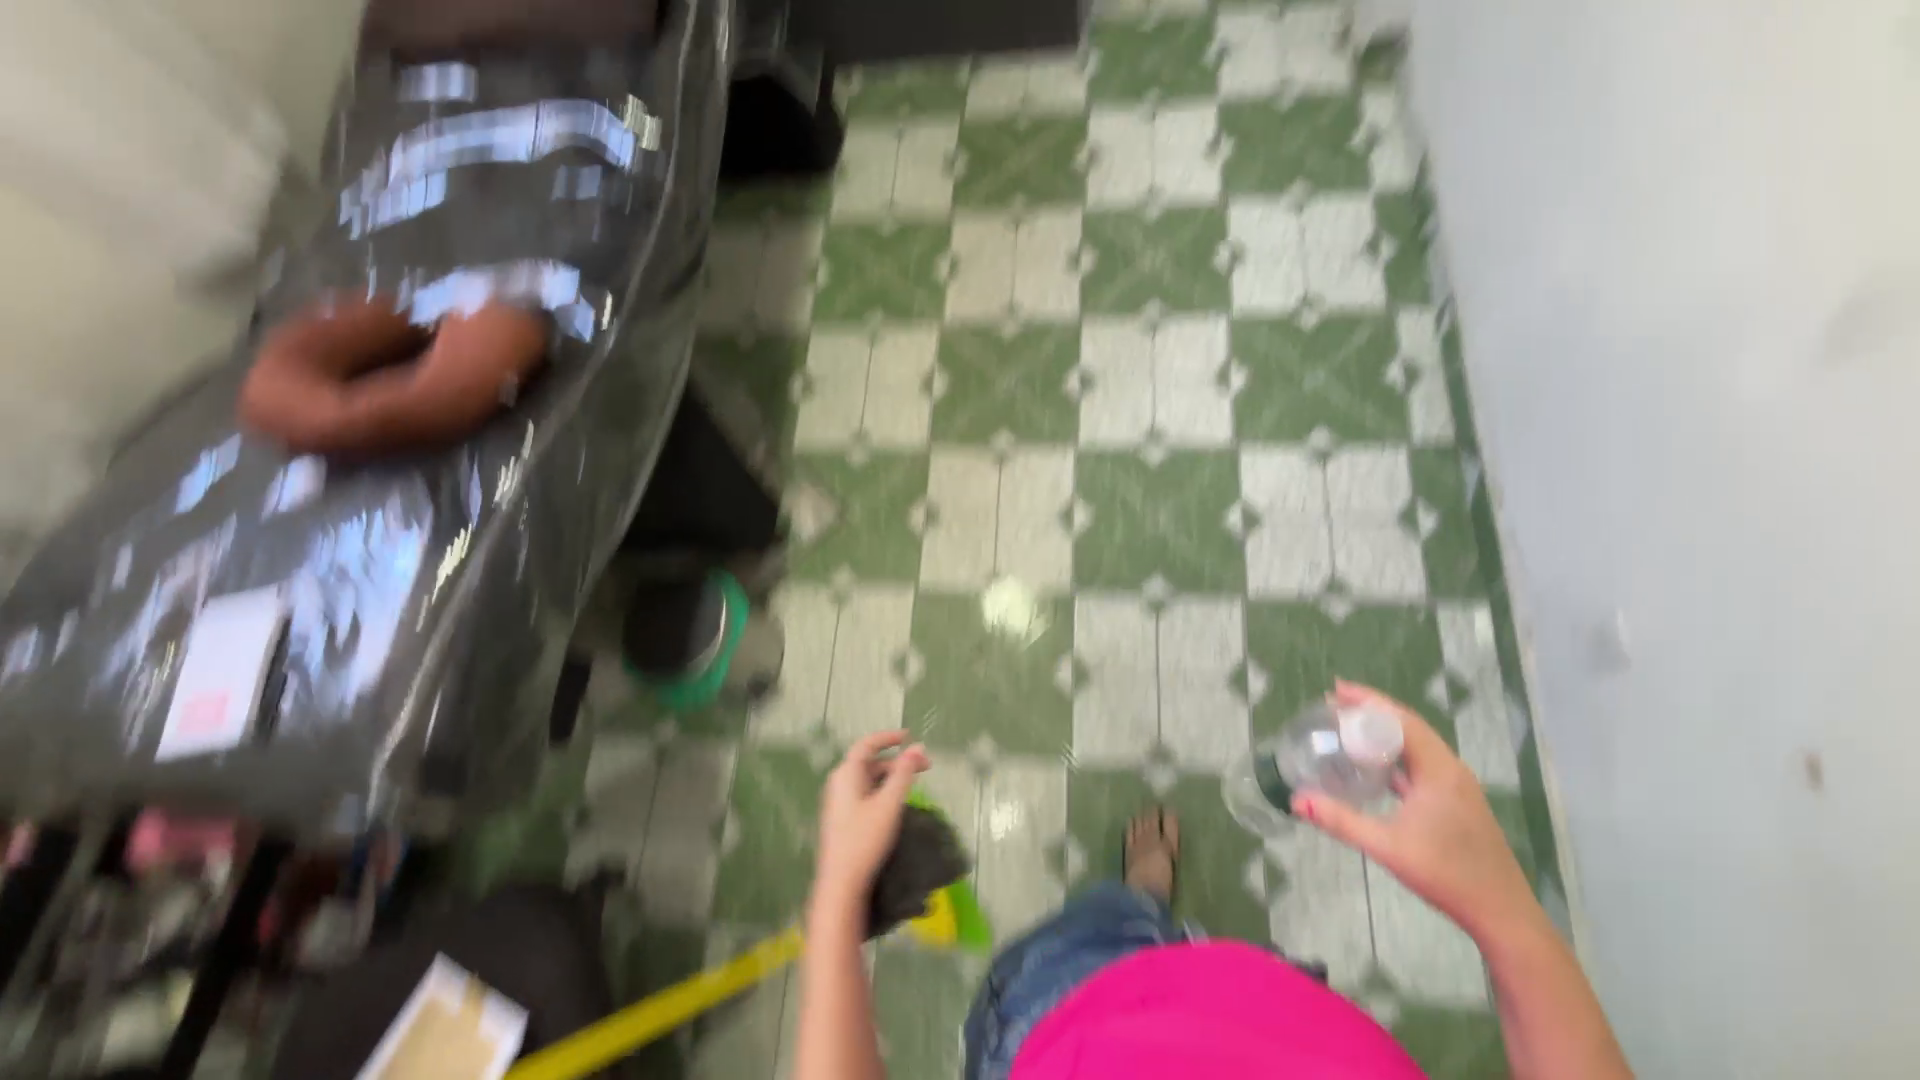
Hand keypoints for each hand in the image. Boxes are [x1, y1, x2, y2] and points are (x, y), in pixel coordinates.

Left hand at [811, 730, 929, 911]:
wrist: (841, 882)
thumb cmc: (865, 839)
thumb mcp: (889, 803)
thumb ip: (904, 773)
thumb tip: (918, 747)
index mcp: (847, 773)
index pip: (867, 744)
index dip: (889, 737)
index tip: (910, 735)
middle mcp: (839, 782)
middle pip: (870, 762)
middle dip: (897, 760)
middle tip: (925, 766)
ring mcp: (839, 800)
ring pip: (868, 778)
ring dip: (891, 775)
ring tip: (915, 783)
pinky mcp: (842, 816)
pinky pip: (864, 792)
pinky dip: (882, 788)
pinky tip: (896, 801)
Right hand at [1294, 680, 1540, 941]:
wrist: (1501, 912)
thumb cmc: (1446, 874)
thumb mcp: (1387, 847)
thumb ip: (1340, 821)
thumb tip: (1296, 801)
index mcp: (1439, 771)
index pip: (1402, 721)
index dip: (1369, 702)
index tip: (1336, 690)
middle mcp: (1451, 770)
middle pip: (1410, 727)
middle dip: (1373, 712)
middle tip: (1335, 705)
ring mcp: (1457, 787)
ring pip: (1418, 747)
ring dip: (1385, 734)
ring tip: (1349, 728)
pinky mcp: (1457, 802)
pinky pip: (1422, 765)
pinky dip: (1397, 757)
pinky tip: (1375, 767)